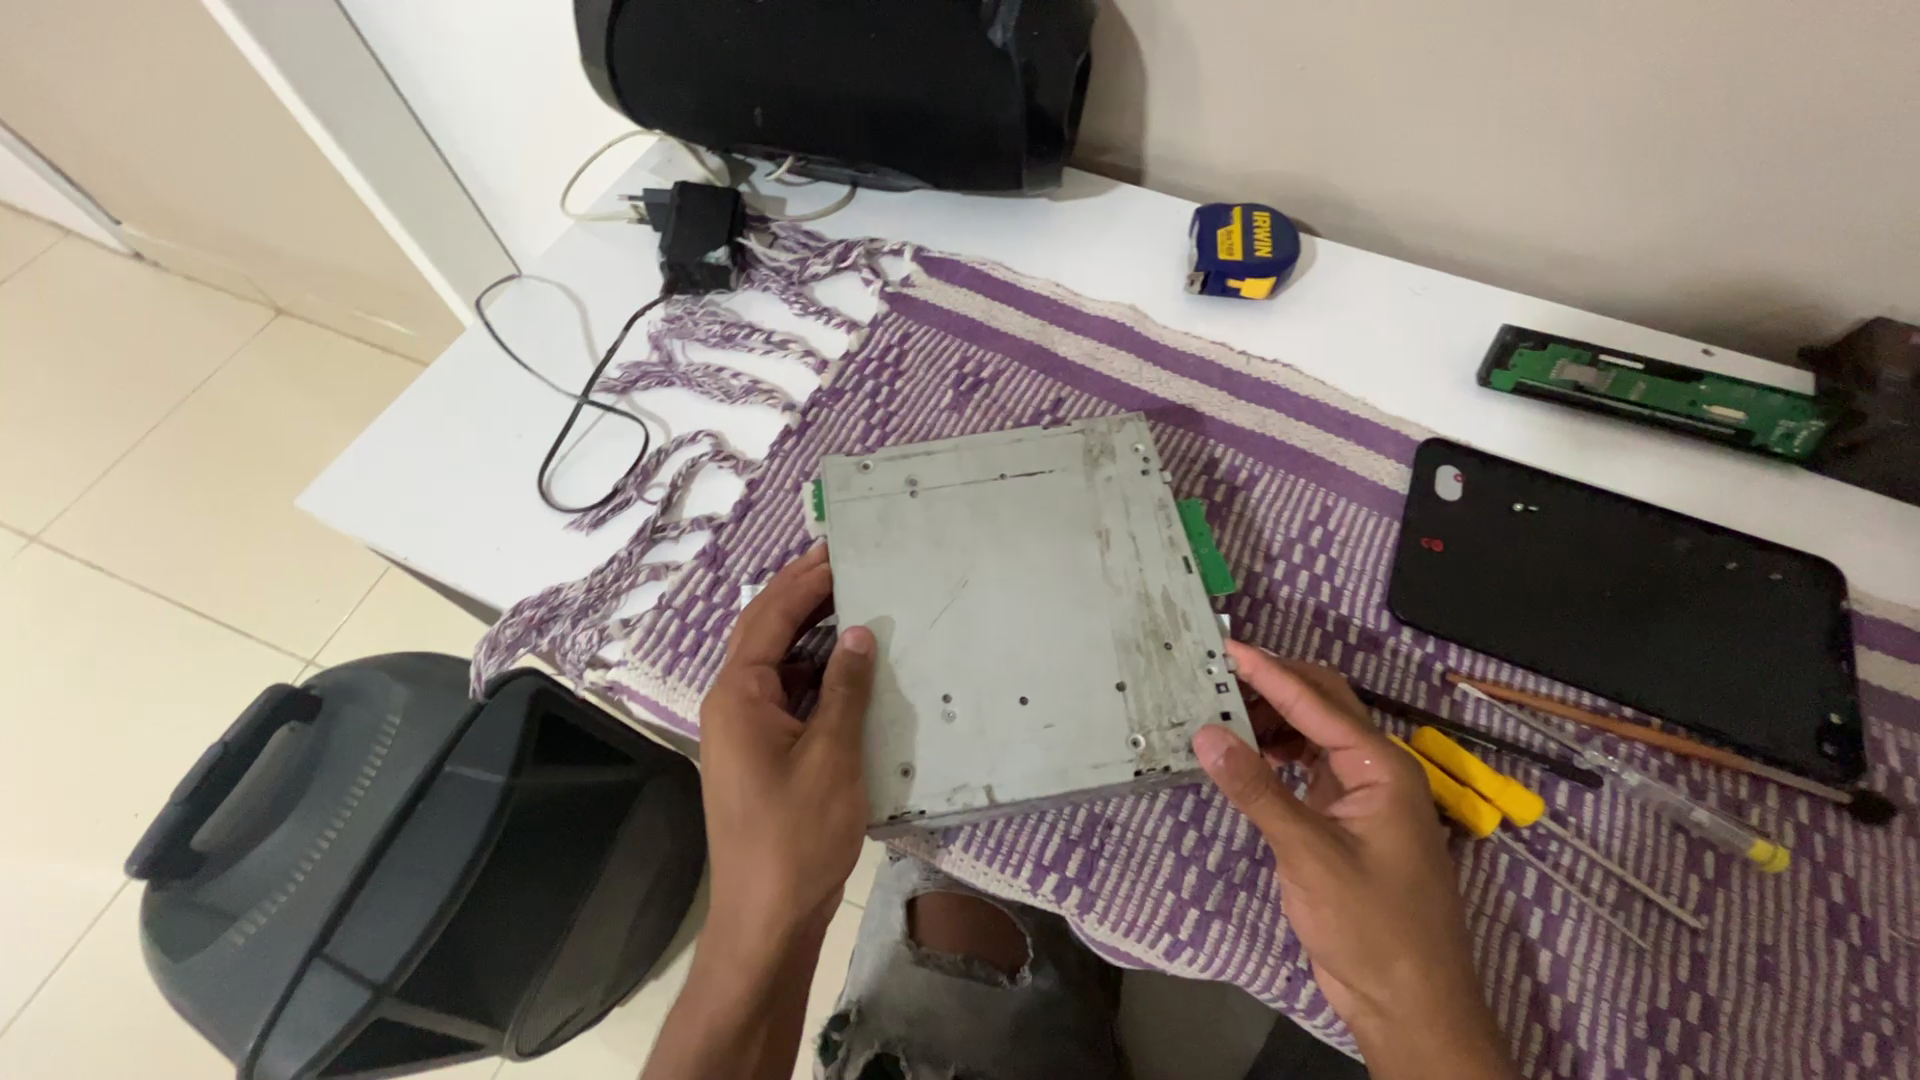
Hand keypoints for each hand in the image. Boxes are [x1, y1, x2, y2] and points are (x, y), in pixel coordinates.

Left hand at [698, 544, 875, 948]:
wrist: (767, 916)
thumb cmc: (797, 836)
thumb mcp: (832, 757)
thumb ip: (845, 689)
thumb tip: (858, 633)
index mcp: (738, 696)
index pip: (770, 618)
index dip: (804, 580)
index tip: (839, 549)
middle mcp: (733, 704)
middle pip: (765, 631)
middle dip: (801, 592)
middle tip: (843, 559)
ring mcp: (745, 729)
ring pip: (778, 662)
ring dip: (811, 631)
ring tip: (853, 599)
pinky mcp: (761, 751)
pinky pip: (788, 694)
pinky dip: (816, 672)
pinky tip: (848, 665)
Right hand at [1193, 642, 1513, 1078]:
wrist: (1408, 1002)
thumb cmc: (1371, 926)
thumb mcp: (1309, 854)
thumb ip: (1257, 789)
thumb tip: (1205, 734)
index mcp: (1381, 767)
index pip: (1316, 702)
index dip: (1268, 672)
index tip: (1224, 648)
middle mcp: (1374, 770)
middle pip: (1321, 705)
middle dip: (1270, 686)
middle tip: (1214, 676)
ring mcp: (1359, 794)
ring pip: (1311, 734)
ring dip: (1269, 719)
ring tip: (1218, 712)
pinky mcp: (1342, 818)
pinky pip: (1305, 767)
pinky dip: (1273, 753)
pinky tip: (1242, 755)